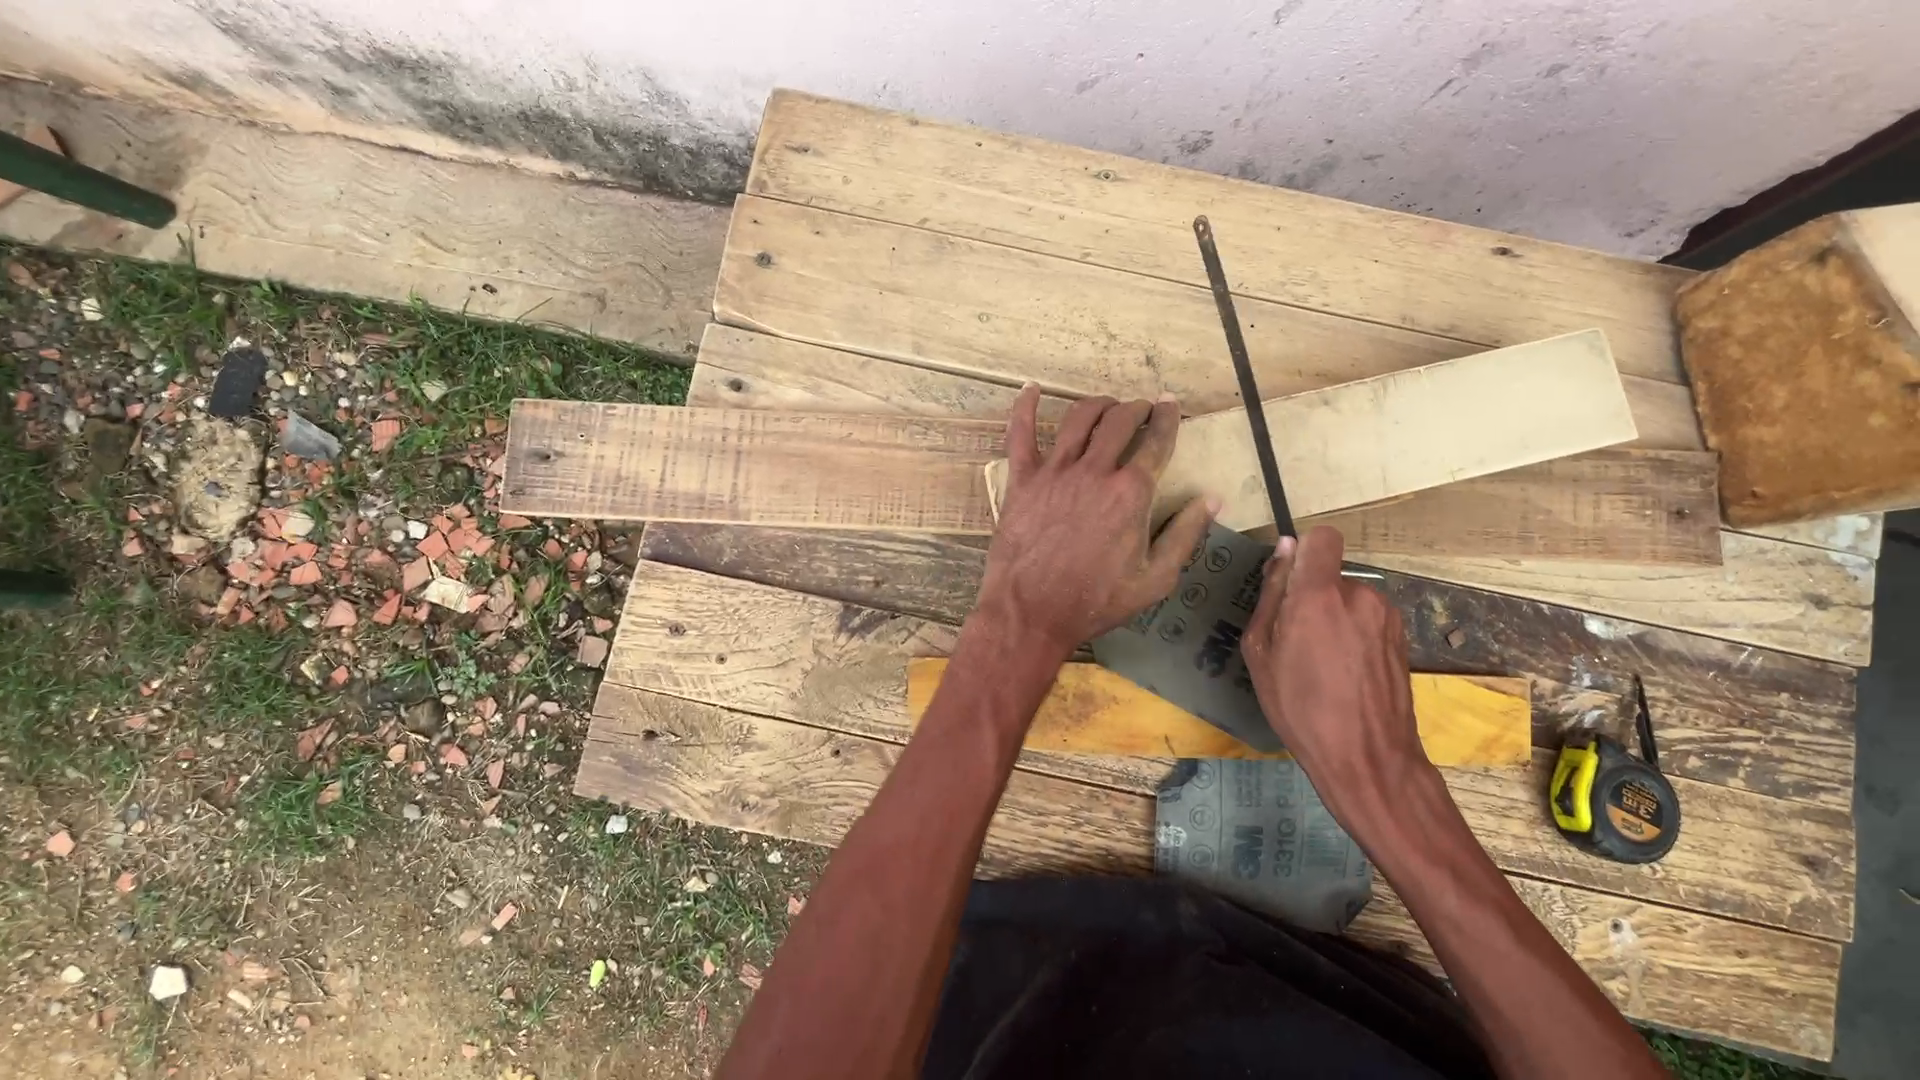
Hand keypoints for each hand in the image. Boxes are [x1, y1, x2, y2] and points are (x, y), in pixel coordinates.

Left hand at [975, 386, 1217, 657]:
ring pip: (1078, 419)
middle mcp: (1095, 471)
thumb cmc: (1096, 601)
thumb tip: (1212, 499)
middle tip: (1142, 407)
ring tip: (1107, 405)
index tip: (1170, 405)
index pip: (1156, 441)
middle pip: (1119, 421)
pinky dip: (1025, 408)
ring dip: (1098, 404)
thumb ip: (1185, 535)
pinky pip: (1020, 435)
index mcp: (1131, 492)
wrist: (1032, 612)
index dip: (1167, 418)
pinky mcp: (1022, 481)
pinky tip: (1030, 390)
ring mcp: (1055, 472)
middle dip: (1136, 408)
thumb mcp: (1155, 579)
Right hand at [1241, 526, 1433, 830]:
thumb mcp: (1261, 652)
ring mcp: (1386, 615)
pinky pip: (1366, 619)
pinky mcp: (1402, 636)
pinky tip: (1345, 672)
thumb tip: (1283, 551)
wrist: (1367, 757)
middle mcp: (1359, 594)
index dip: (1303, 551)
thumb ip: (1272, 595)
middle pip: (1330, 574)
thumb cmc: (1300, 707)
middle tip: (1295, 641)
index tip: (1289, 582)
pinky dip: (1353, 634)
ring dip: (1333, 617)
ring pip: (1348, 598)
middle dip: (1311, 596)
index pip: (1321, 538)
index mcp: (1320, 594)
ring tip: (1321, 663)